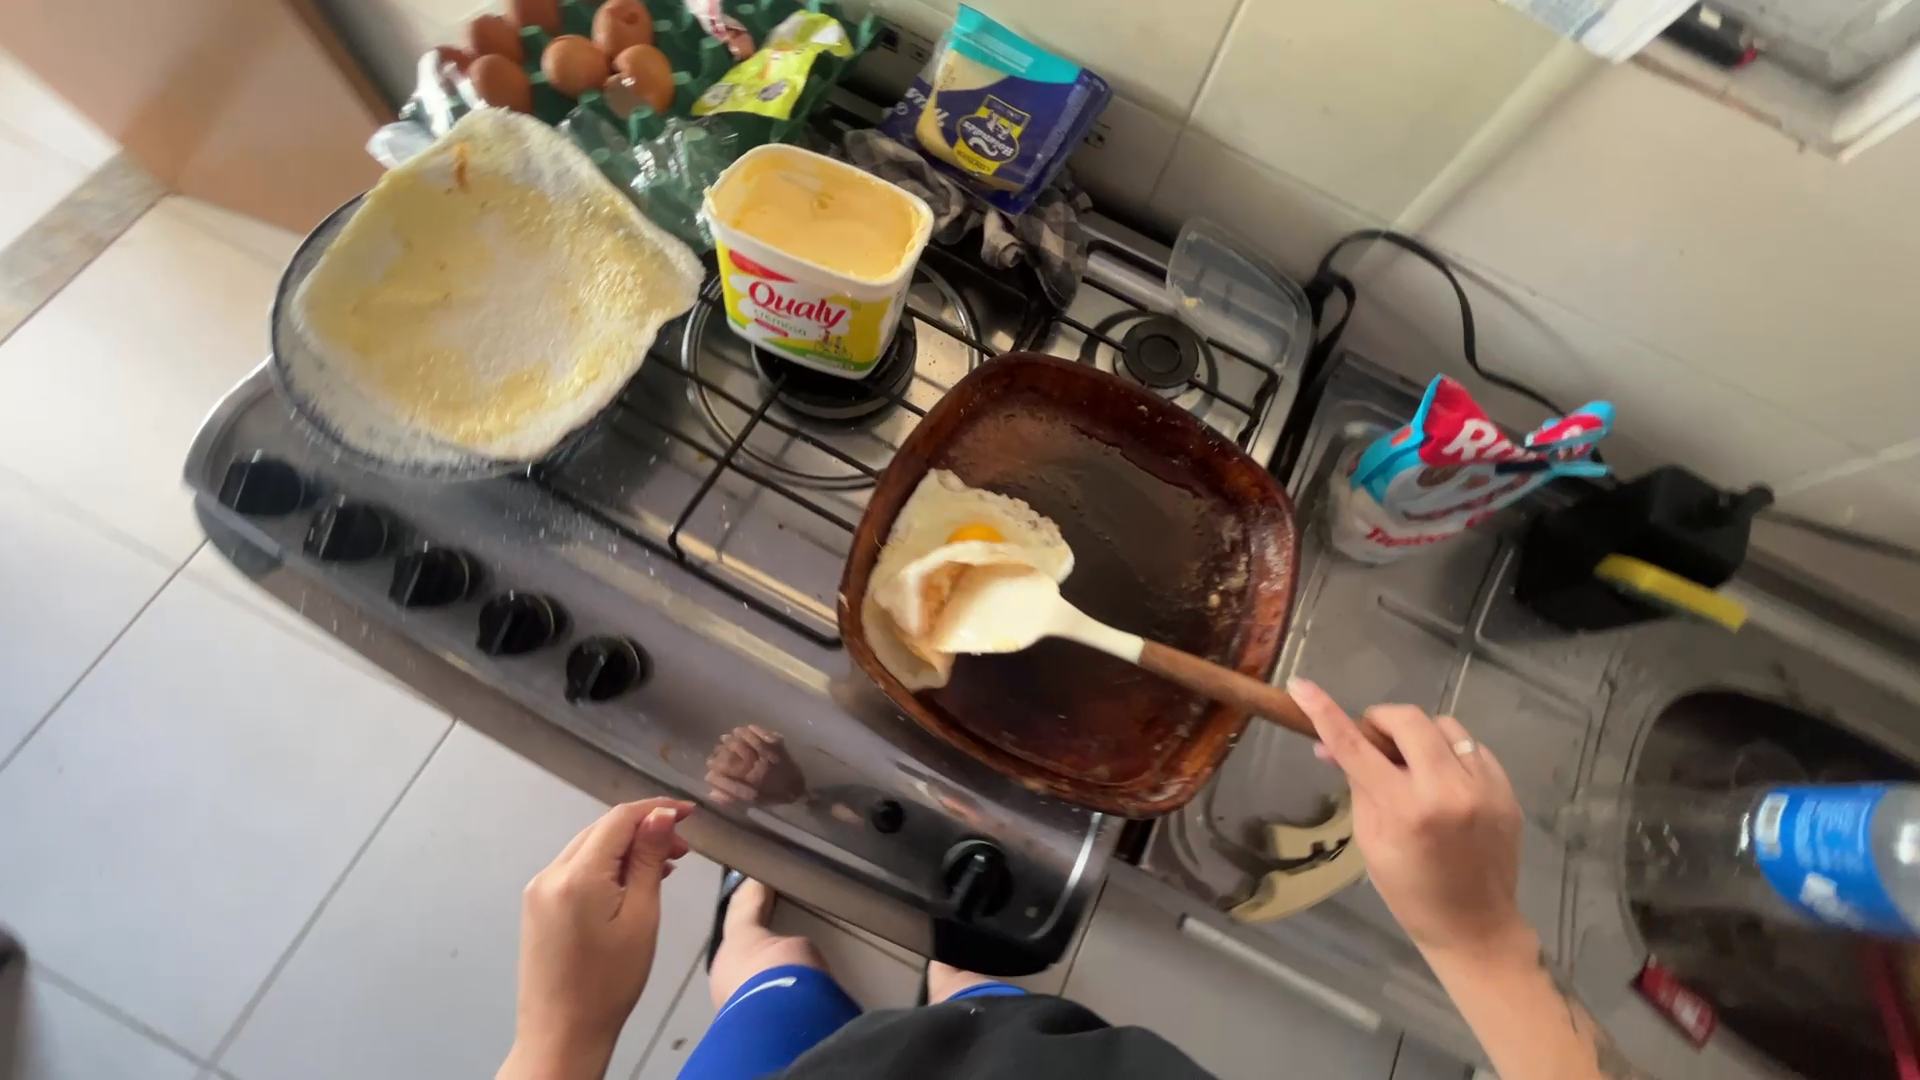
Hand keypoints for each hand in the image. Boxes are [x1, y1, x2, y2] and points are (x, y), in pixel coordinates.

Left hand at [500, 798, 692, 1079]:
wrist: (561, 1037)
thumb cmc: (610, 981)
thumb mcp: (642, 916)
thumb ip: (649, 858)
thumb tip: (661, 814)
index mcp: (577, 875)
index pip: (620, 819)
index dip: (657, 808)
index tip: (691, 812)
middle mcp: (551, 873)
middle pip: (604, 829)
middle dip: (646, 828)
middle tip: (683, 848)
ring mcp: (540, 890)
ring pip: (592, 846)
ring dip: (629, 846)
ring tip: (666, 866)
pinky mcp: (539, 905)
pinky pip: (579, 867)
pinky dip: (609, 864)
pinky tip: (634, 880)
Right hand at [705, 726, 805, 806]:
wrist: (798, 786)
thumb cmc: (774, 794)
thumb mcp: (753, 800)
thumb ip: (732, 796)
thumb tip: (712, 792)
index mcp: (751, 779)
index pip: (728, 771)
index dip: (716, 769)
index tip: (709, 769)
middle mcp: (758, 764)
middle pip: (735, 752)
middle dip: (722, 751)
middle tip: (716, 750)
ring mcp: (769, 753)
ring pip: (748, 740)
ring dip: (736, 737)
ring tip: (728, 736)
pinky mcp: (778, 744)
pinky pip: (763, 734)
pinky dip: (754, 729)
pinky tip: (747, 727)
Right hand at [1289, 679, 1529, 963]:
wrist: (1476, 927)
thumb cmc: (1406, 887)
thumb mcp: (1368, 836)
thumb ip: (1357, 783)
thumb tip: (1331, 746)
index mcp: (1405, 808)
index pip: (1354, 745)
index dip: (1323, 711)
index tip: (1300, 685)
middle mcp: (1448, 791)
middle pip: (1407, 719)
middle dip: (1380, 721)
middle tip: (1371, 741)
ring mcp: (1485, 789)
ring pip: (1443, 725)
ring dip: (1417, 734)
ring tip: (1411, 762)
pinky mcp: (1507, 792)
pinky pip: (1471, 746)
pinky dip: (1448, 751)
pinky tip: (1441, 777)